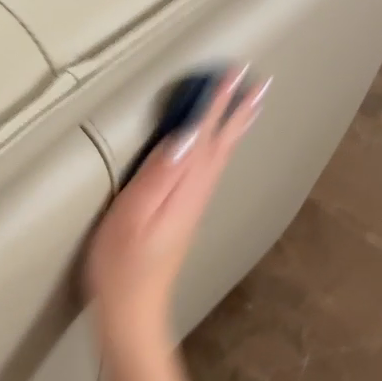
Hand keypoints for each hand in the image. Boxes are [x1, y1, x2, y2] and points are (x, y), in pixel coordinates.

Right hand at [85, 64, 269, 340]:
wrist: (133, 309)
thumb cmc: (122, 266)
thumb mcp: (131, 217)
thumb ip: (156, 175)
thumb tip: (183, 135)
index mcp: (184, 189)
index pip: (204, 135)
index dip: (217, 102)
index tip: (233, 70)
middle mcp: (196, 195)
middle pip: (222, 146)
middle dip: (238, 111)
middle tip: (260, 81)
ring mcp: (192, 208)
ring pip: (220, 158)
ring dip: (234, 128)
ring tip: (248, 105)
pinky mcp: (184, 217)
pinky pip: (210, 171)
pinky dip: (220, 150)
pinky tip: (217, 148)